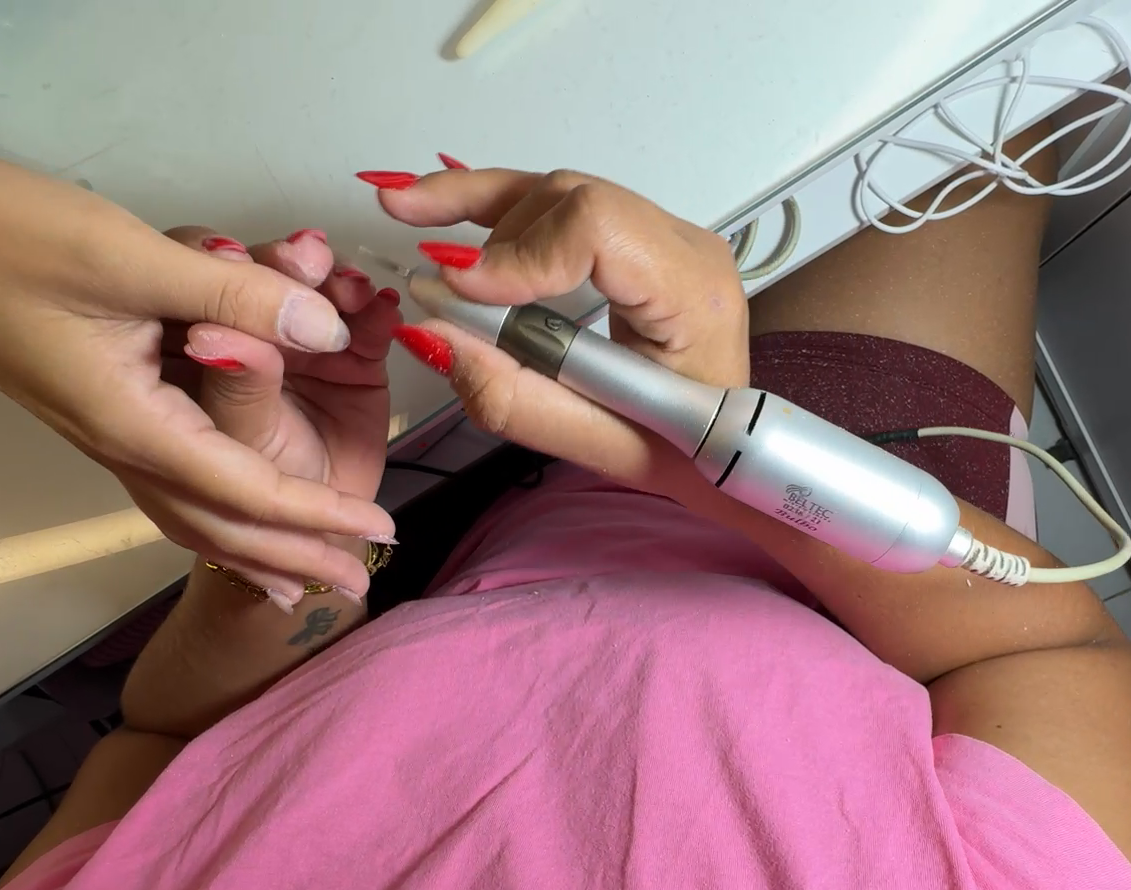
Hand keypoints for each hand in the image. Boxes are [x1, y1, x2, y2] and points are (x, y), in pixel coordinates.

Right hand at [0, 153, 395, 593]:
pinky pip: (176, 488)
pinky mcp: (112, 414)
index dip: (321, 515)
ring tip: (307, 586)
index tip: (382, 531)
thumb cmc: (2, 237)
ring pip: (199, 517)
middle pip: (227, 526)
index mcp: (139, 426)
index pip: (252, 492)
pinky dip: (218, 518)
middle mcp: (129, 448)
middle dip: (299, 557)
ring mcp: (116, 437)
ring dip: (260, 553)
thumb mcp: (130, 259)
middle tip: (360, 584)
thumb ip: (237, 298)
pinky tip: (236, 536)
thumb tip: (326, 330)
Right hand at [373, 168, 747, 496]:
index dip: (521, 252)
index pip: (599, 229)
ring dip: (481, 211)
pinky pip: (564, 209)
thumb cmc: (683, 452)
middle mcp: (687, 251)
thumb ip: (518, 398)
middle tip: (437, 289)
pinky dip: (500, 206)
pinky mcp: (639, 243)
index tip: (461, 290)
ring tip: (406, 213)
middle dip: (495, 244)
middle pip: (571, 203)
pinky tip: (439, 200)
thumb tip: (434, 335)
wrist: (724, 448)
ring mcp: (665, 239)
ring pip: (559, 196)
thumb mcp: (600, 445)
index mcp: (694, 295)